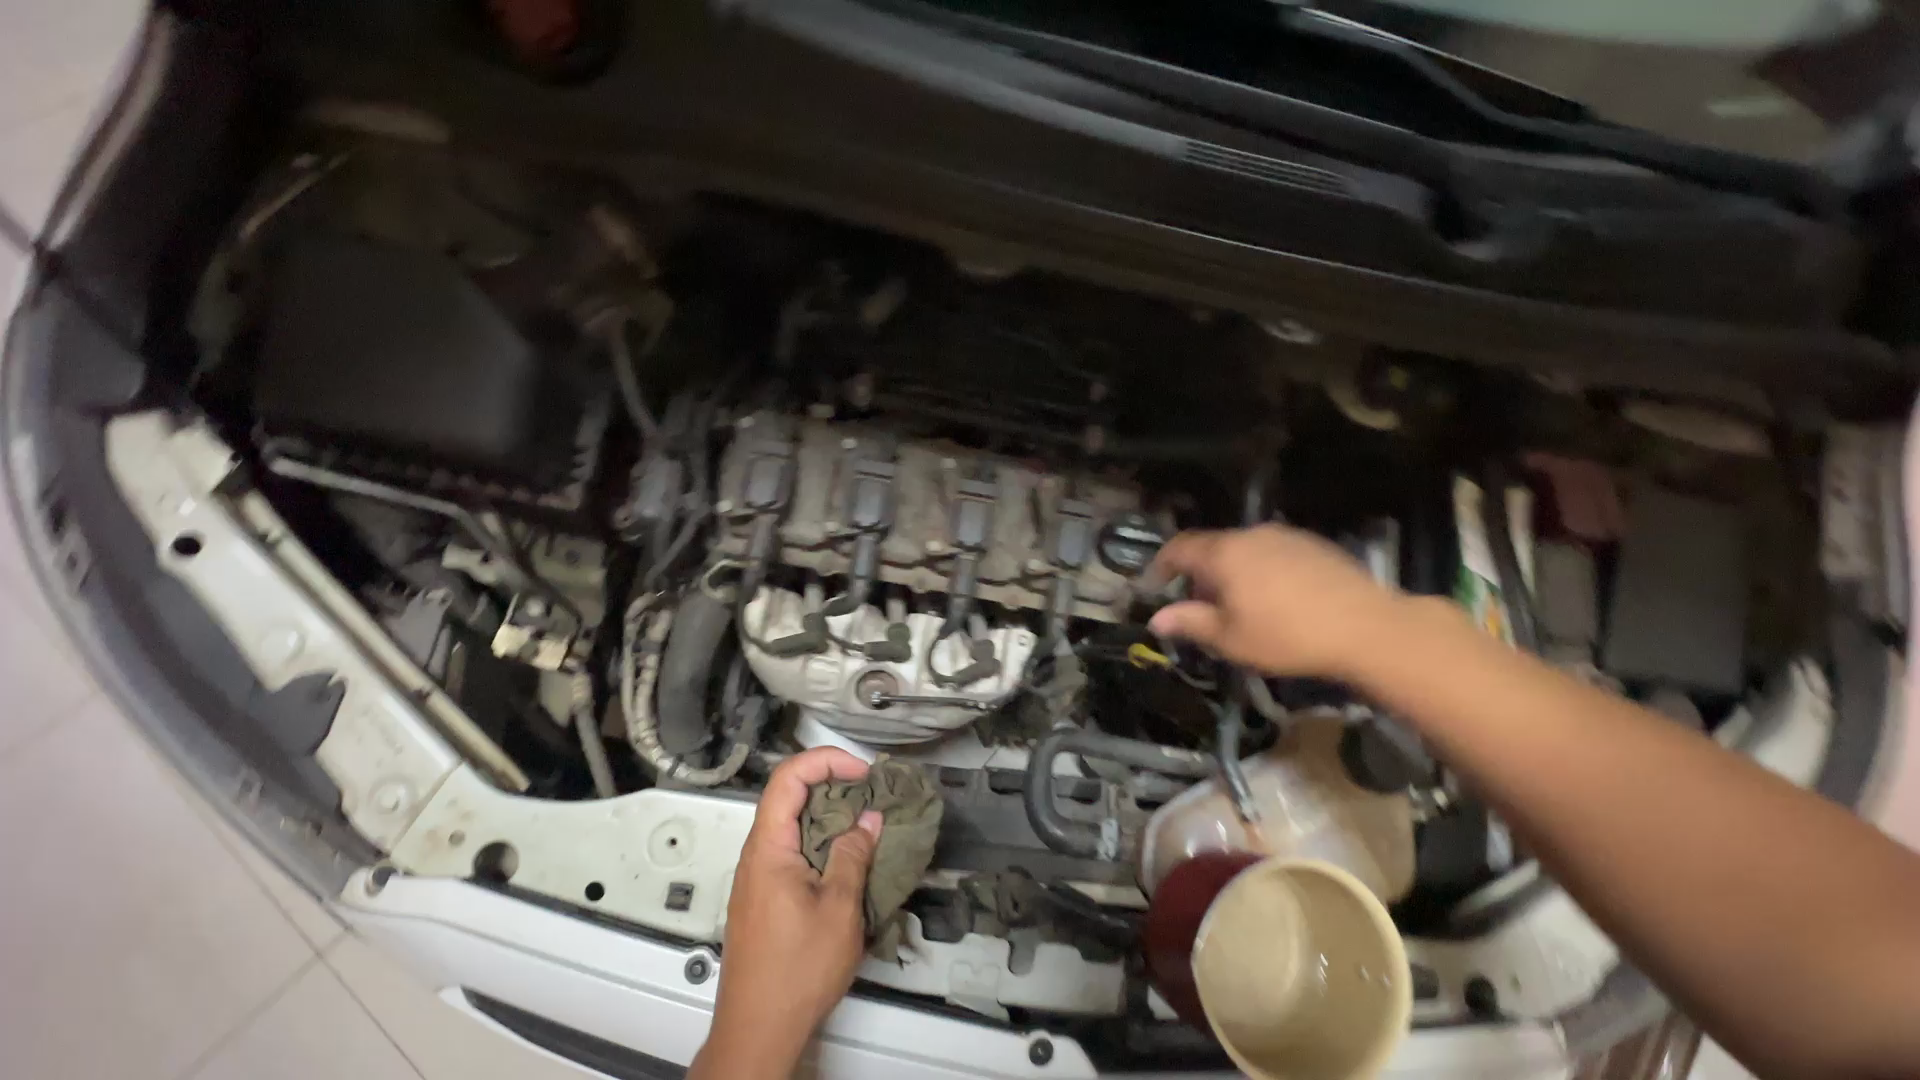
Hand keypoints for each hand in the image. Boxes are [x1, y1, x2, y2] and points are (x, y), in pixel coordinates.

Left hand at [691, 747, 882, 1079]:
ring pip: (792, 825)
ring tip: (867, 824)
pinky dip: (822, 842)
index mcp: (768, 848)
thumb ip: (853, 856)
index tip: (863, 773)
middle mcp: (757, 855)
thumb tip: (867, 819)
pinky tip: (848, 859)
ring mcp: (758, 877)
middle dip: (833, 785)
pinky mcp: (765, 897)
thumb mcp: (838, 909)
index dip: (827, 761)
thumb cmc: (796, 971)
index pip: (789, 778)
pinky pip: (792, 851)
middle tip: (873, 795)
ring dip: (830, 816)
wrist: (757, 1030)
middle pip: (789, 796)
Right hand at [1146, 525, 1412, 680]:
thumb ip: (1190, 623)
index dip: (1161, 565)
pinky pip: (1272, 553)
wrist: (1367, 627)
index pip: (1179, 547)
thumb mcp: (1231, 639)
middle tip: (1199, 607)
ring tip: (1239, 606)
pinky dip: (1260, 571)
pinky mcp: (1314, 545)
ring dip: (1231, 572)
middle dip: (1199, 574)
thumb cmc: (1288, 636)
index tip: (1154, 586)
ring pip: (1244, 550)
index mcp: (1225, 554)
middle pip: (1213, 547)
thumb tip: (1157, 619)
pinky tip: (1275, 600)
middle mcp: (1252, 535)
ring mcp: (1286, 536)